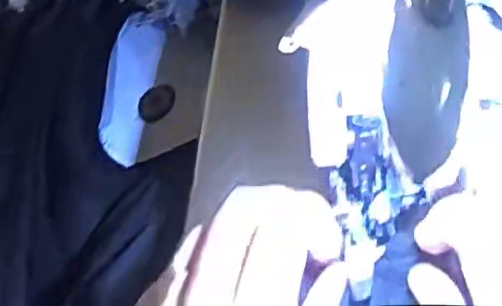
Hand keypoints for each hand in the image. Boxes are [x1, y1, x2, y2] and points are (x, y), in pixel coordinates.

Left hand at [140, 185, 346, 305]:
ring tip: (266, 253)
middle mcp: (204, 299)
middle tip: (304, 234)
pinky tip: (222, 274)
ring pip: (206, 226)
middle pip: (243, 209)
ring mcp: (165, 303)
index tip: (328, 247)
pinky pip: (172, 264)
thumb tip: (336, 268)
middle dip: (283, 206)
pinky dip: (204, 254)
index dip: (315, 220)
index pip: (282, 226)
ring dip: (246, 226)